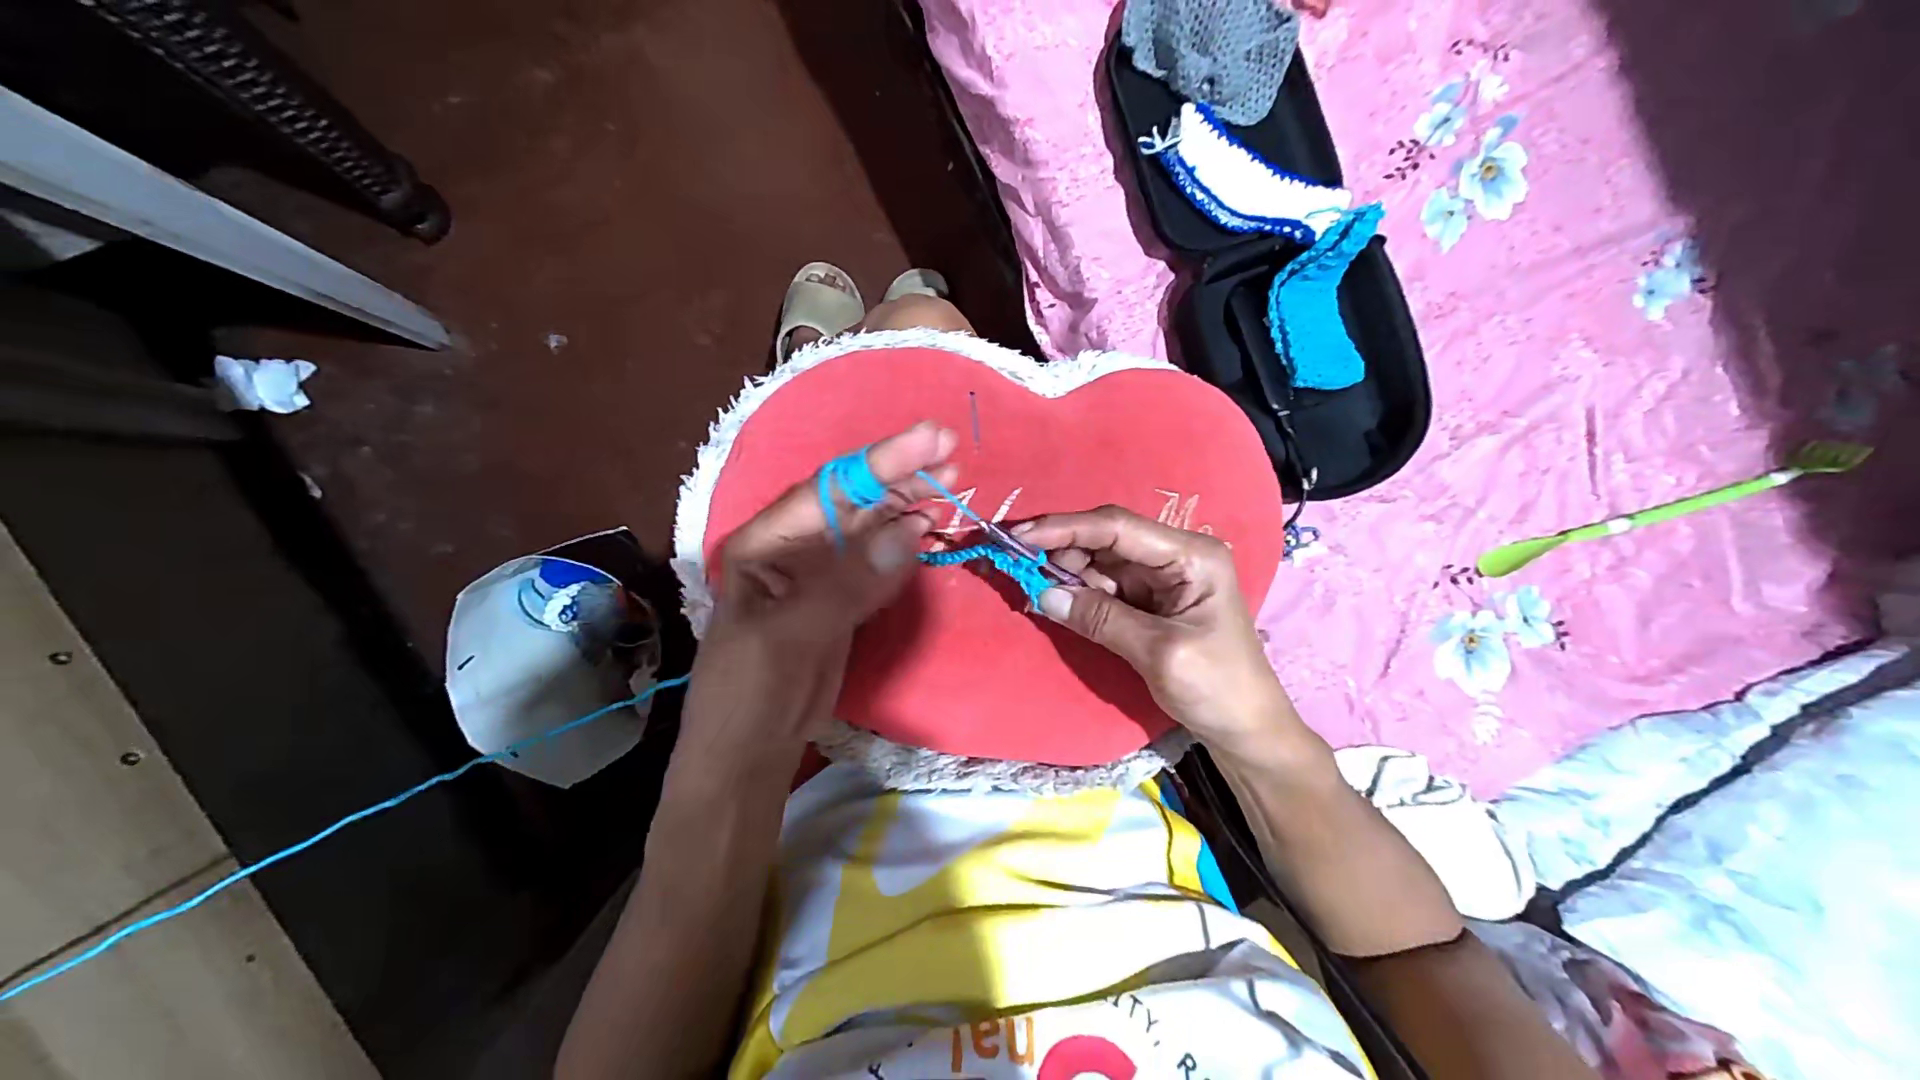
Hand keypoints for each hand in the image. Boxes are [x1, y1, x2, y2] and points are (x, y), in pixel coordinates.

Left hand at [685, 422, 957, 749]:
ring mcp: (821, 575)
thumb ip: (849, 582)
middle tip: (951, 453)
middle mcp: (793, 549)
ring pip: (871, 529)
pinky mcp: (843, 600)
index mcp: (766, 543)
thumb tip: (911, 532)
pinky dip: (907, 546)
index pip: (828, 490)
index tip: (929, 439)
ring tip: (952, 485)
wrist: (750, 752)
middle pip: (853, 502)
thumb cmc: (750, 691)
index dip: (879, 462)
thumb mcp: (792, 635)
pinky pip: (880, 563)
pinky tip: (932, 530)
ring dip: (909, 506)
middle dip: (900, 477)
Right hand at [1013, 505, 1296, 758]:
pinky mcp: (1148, 602)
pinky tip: (1053, 599)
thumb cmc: (1218, 688)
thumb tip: (1042, 594)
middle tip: (1016, 565)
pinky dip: (1076, 593)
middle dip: (1061, 550)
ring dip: (1064, 572)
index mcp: (1191, 556)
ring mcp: (1160, 579)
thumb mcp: (1159, 653)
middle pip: (1105, 540)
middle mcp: (1174, 557)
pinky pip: (1103, 588)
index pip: (1118, 528)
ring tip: (1030, 585)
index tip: (1021, 535)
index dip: (1066, 528)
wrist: (1246, 730)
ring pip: (1099, 563)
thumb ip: (1102, 619)